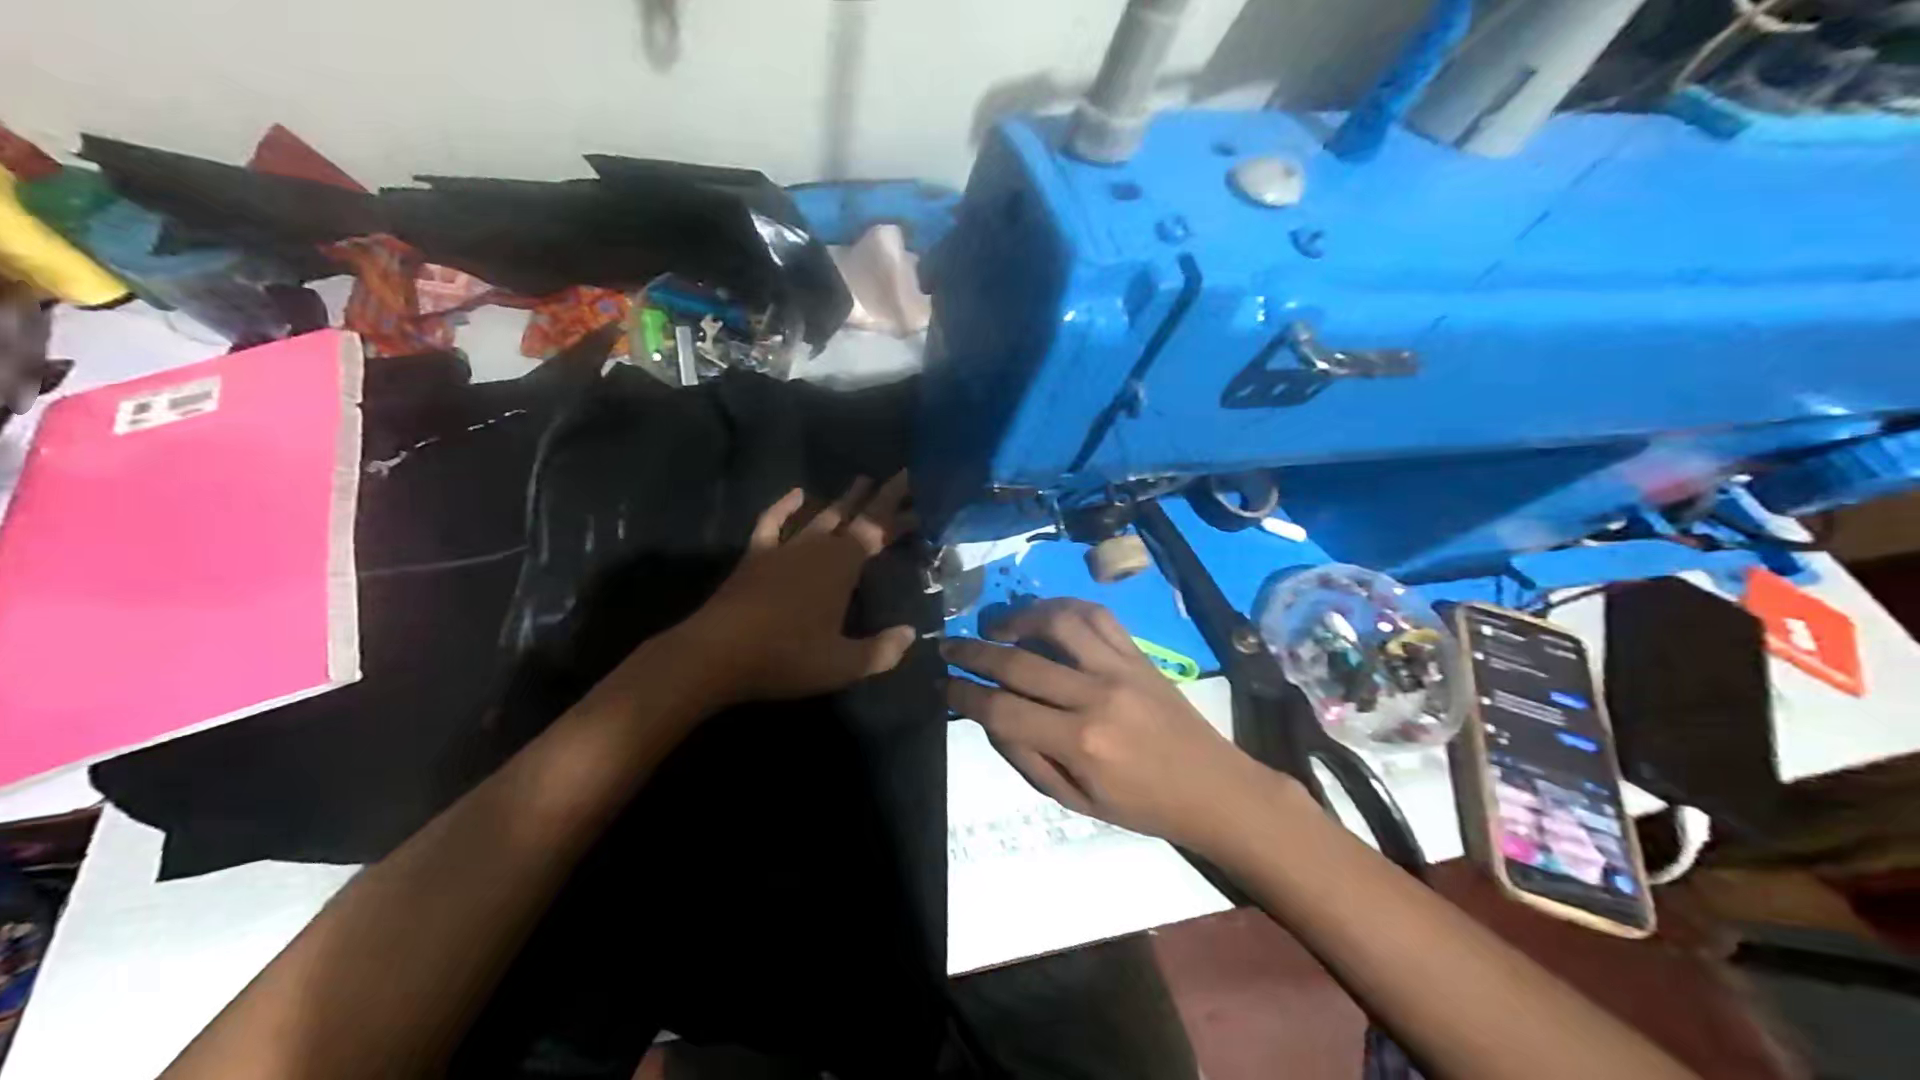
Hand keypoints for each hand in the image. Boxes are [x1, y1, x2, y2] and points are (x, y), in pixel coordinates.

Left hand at [672, 473, 917, 705]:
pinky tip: (797, 494)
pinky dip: (785, 506)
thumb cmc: (785, 658)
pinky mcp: (755, 556)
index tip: (919, 496)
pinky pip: (772, 522)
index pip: (878, 530)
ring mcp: (783, 549)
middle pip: (854, 516)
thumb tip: (910, 634)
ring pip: (820, 516)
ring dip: (842, 500)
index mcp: (842, 566)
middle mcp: (816, 548)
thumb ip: (882, 651)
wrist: (716, 655)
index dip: (899, 513)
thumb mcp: (843, 665)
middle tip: (899, 479)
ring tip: (861, 481)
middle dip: (878, 498)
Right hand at [942, 599, 1273, 847]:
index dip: (964, 695)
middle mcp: (1095, 695)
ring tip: (996, 626)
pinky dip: (1062, 606)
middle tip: (949, 647)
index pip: (1001, 708)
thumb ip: (1025, 756)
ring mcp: (1120, 667)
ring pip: (1057, 621)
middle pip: (1018, 660)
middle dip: (973, 652)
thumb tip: (987, 716)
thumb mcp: (1075, 800)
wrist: (1213, 788)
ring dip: (1017, 617)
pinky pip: (1096, 614)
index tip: (942, 685)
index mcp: (1078, 742)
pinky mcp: (1138, 653)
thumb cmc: (1141, 806)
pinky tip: (1044, 615)